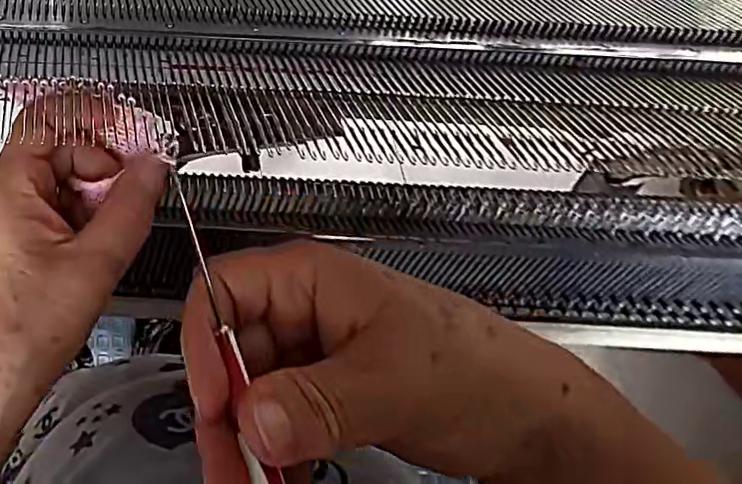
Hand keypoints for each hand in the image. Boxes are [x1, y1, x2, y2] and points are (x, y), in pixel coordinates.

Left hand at [0, 95, 169, 416]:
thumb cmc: (26, 329)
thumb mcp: (95, 262)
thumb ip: (130, 206)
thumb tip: (153, 166)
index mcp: (12, 185)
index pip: (49, 117)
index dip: (92, 115)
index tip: (128, 128)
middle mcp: (7, 189)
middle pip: (63, 144)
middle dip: (103, 161)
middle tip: (135, 180)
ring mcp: (14, 209)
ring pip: (65, 172)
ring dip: (98, 188)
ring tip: (115, 222)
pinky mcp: (24, 228)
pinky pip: (62, 197)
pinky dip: (88, 207)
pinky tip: (101, 237)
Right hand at [182, 240, 710, 483]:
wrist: (535, 417)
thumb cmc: (476, 366)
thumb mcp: (391, 381)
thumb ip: (317, 400)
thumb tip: (252, 419)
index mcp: (308, 277)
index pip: (224, 288)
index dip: (206, 339)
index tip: (213, 402)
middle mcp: (302, 307)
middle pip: (231, 346)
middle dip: (225, 409)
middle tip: (231, 468)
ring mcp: (314, 350)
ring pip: (252, 387)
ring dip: (246, 438)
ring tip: (254, 482)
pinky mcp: (327, 388)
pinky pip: (279, 415)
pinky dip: (274, 450)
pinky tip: (281, 477)